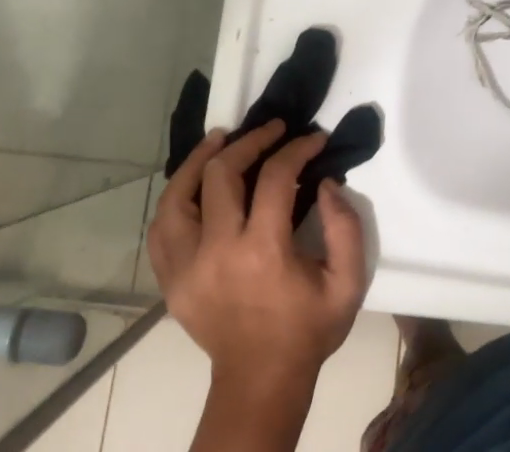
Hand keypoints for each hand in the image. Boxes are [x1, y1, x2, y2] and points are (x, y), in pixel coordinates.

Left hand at [149, 119, 367, 386]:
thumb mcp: (348, 283)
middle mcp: (217, 251)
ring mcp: (186, 265)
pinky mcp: (169, 279)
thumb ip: (346, 228)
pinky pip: (160, 227)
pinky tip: (193, 184)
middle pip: (222, 174)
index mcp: (263, 251)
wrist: (261, 379)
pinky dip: (175, 198)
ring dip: (200, 159)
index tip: (312, 139)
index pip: (274, 177)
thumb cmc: (308, 329)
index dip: (296, 149)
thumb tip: (325, 182)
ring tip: (220, 139)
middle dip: (250, 141)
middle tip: (271, 129)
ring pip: (178, 194)